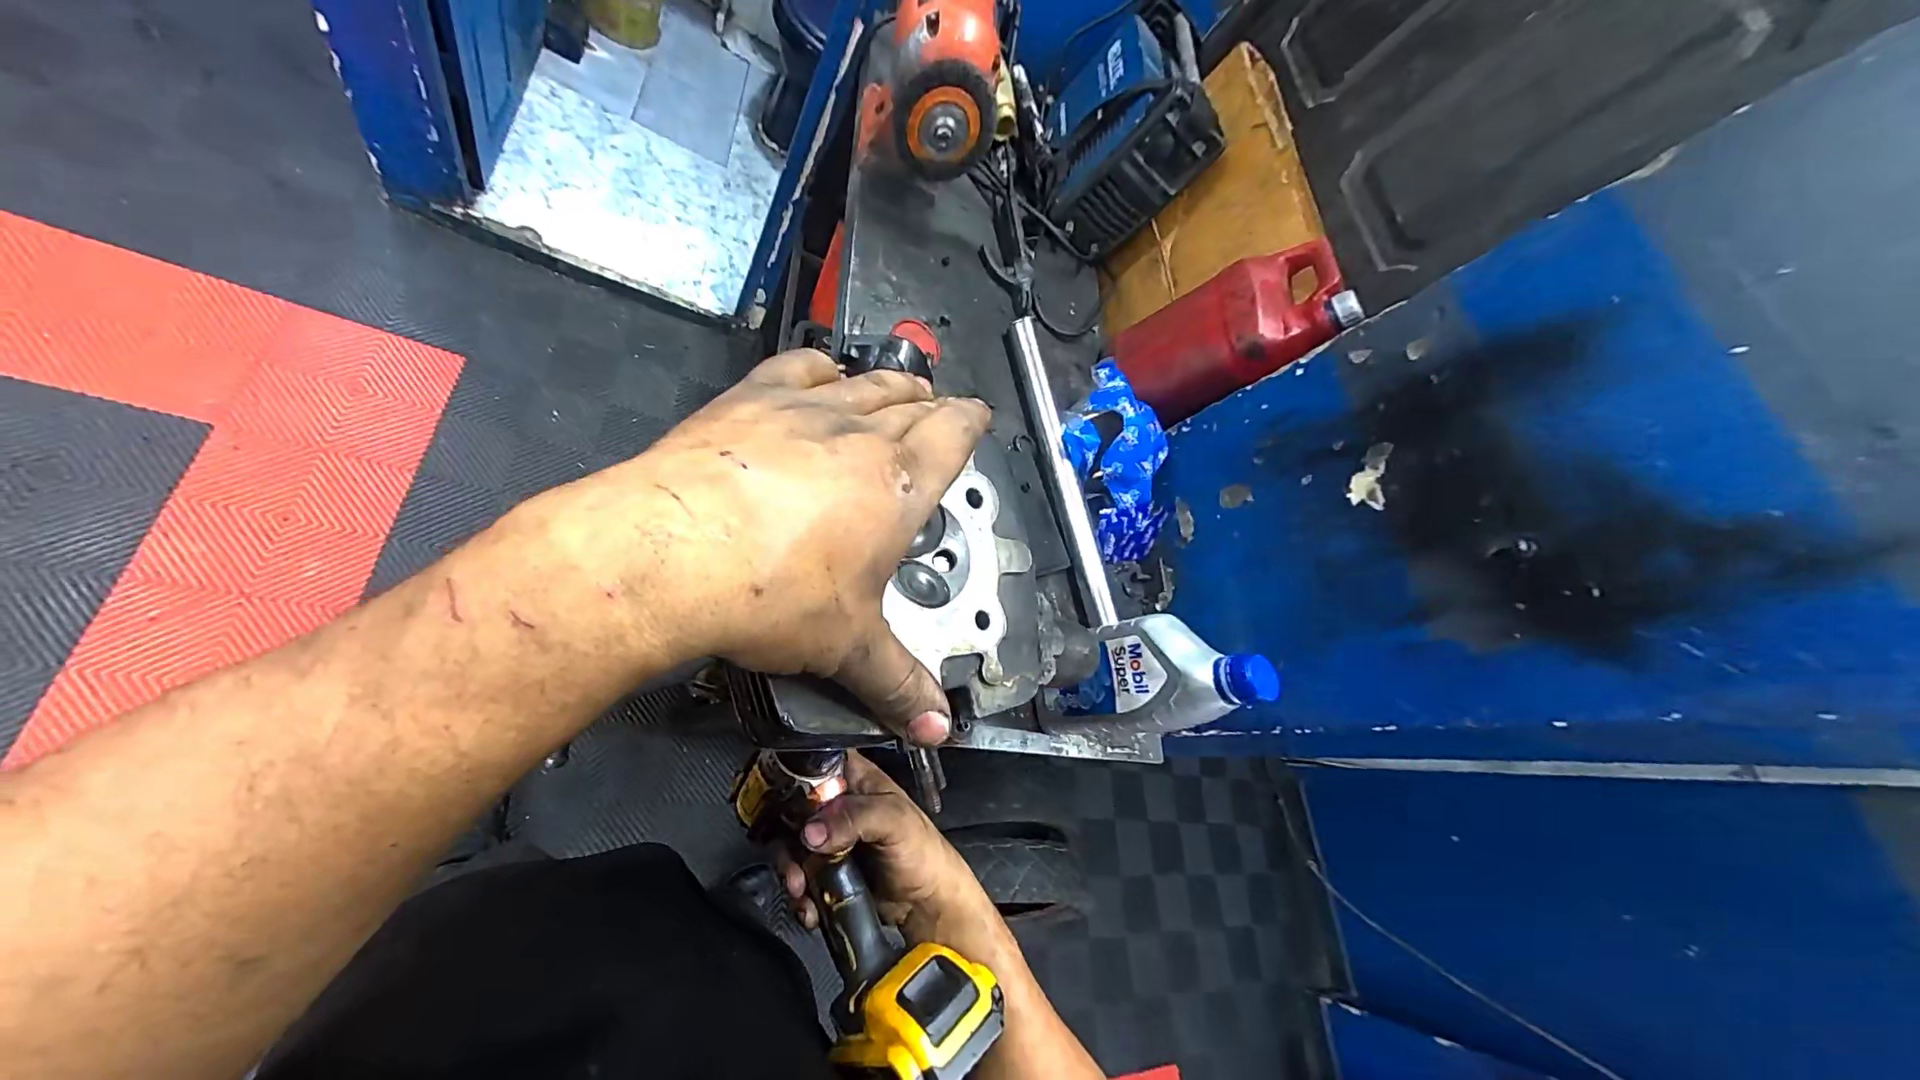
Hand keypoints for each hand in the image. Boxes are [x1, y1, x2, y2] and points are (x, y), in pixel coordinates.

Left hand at [531, 349, 989, 743]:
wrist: (671, 554)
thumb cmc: (772, 594)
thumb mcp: (847, 646)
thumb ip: (898, 682)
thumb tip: (937, 727)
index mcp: (898, 485)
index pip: (952, 434)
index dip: (971, 421)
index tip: (977, 416)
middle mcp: (860, 435)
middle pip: (911, 402)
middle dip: (932, 404)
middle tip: (939, 408)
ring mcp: (804, 411)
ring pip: (864, 382)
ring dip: (889, 383)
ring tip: (900, 387)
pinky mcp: (751, 399)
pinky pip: (799, 368)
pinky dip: (820, 368)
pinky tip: (823, 374)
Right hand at [775, 752, 994, 943]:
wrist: (927, 904)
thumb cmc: (923, 852)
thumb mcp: (895, 822)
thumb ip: (857, 817)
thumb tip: (813, 830)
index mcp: (855, 777)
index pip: (811, 765)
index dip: (790, 785)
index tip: (782, 811)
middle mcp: (837, 801)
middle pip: (790, 808)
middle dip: (785, 840)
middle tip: (794, 866)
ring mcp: (829, 834)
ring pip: (790, 844)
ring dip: (789, 869)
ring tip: (801, 890)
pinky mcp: (825, 866)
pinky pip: (798, 873)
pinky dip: (797, 892)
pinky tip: (808, 906)